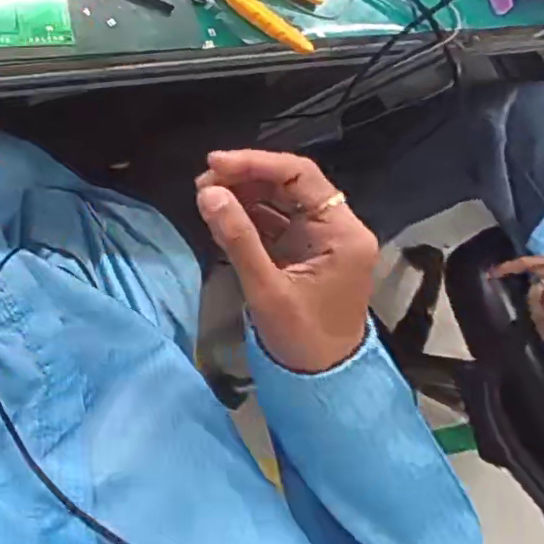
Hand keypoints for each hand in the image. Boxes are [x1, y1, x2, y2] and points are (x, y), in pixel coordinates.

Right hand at [195, 151, 379, 373]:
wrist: (320, 380)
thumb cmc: (301, 336)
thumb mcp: (266, 287)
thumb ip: (237, 237)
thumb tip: (208, 193)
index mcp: (341, 232)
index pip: (299, 175)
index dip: (255, 163)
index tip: (214, 164)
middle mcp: (334, 227)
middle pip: (287, 182)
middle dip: (242, 177)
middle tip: (202, 185)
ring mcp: (316, 238)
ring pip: (276, 197)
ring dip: (239, 193)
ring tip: (205, 199)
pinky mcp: (299, 249)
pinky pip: (270, 217)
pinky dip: (243, 213)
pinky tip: (218, 218)